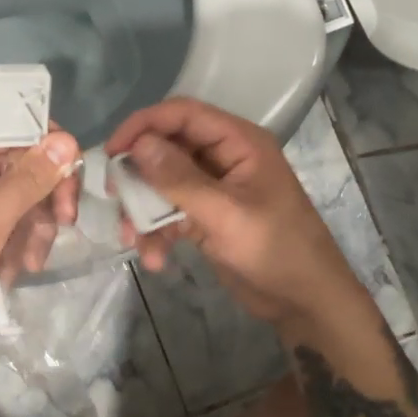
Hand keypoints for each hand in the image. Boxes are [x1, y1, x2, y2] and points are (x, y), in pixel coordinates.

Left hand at [0, 118, 81, 339]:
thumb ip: (31, 178)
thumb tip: (68, 140)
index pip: (15, 124)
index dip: (47, 141)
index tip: (71, 170)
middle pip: (28, 160)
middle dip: (48, 193)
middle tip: (65, 220)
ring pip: (30, 193)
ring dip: (39, 224)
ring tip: (32, 256)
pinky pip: (21, 218)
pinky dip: (28, 239)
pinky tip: (25, 263)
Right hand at [105, 98, 362, 320]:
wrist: (306, 302)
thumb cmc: (275, 250)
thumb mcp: (225, 214)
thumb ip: (179, 179)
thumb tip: (138, 145)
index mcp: (239, 142)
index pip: (182, 114)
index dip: (144, 125)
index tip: (112, 152)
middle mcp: (225, 157)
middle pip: (167, 147)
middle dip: (139, 174)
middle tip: (114, 196)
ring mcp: (215, 188)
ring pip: (163, 183)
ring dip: (144, 210)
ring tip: (133, 239)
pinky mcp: (207, 216)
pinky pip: (170, 212)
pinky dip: (158, 232)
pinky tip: (156, 259)